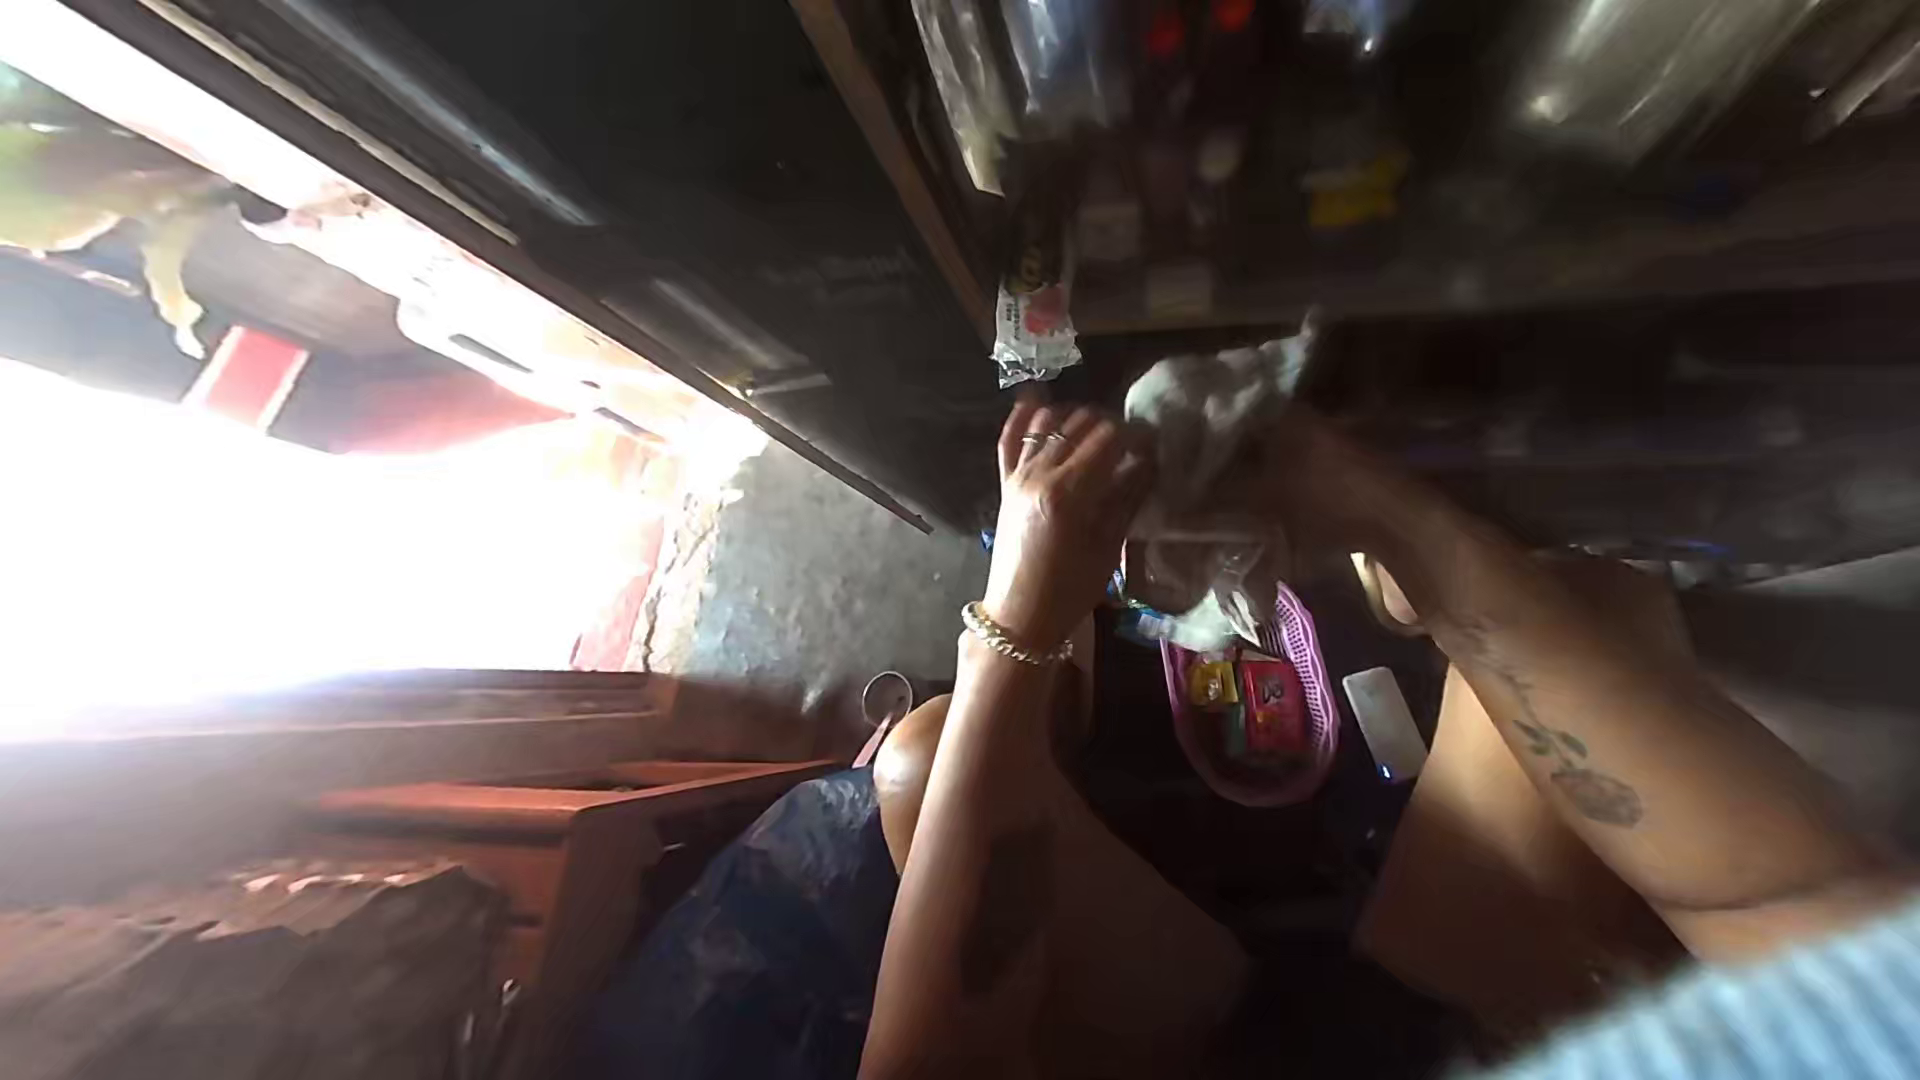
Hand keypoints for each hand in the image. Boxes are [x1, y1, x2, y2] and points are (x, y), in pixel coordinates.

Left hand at [980, 399, 1153, 649]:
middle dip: (1109, 424)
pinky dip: (1021, 417)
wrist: (1020, 615)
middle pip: (1079, 425)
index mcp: (1068, 494)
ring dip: (1075, 417)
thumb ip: (1126, 498)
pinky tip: (1036, 398)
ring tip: (1097, 431)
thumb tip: (1147, 461)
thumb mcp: (1107, 547)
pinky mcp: (1004, 485)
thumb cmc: (1069, 590)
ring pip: (1047, 425)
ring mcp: (1017, 477)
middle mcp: (1039, 476)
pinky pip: (1008, 441)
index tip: (1152, 442)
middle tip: (1129, 441)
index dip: (1135, 434)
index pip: (1108, 440)